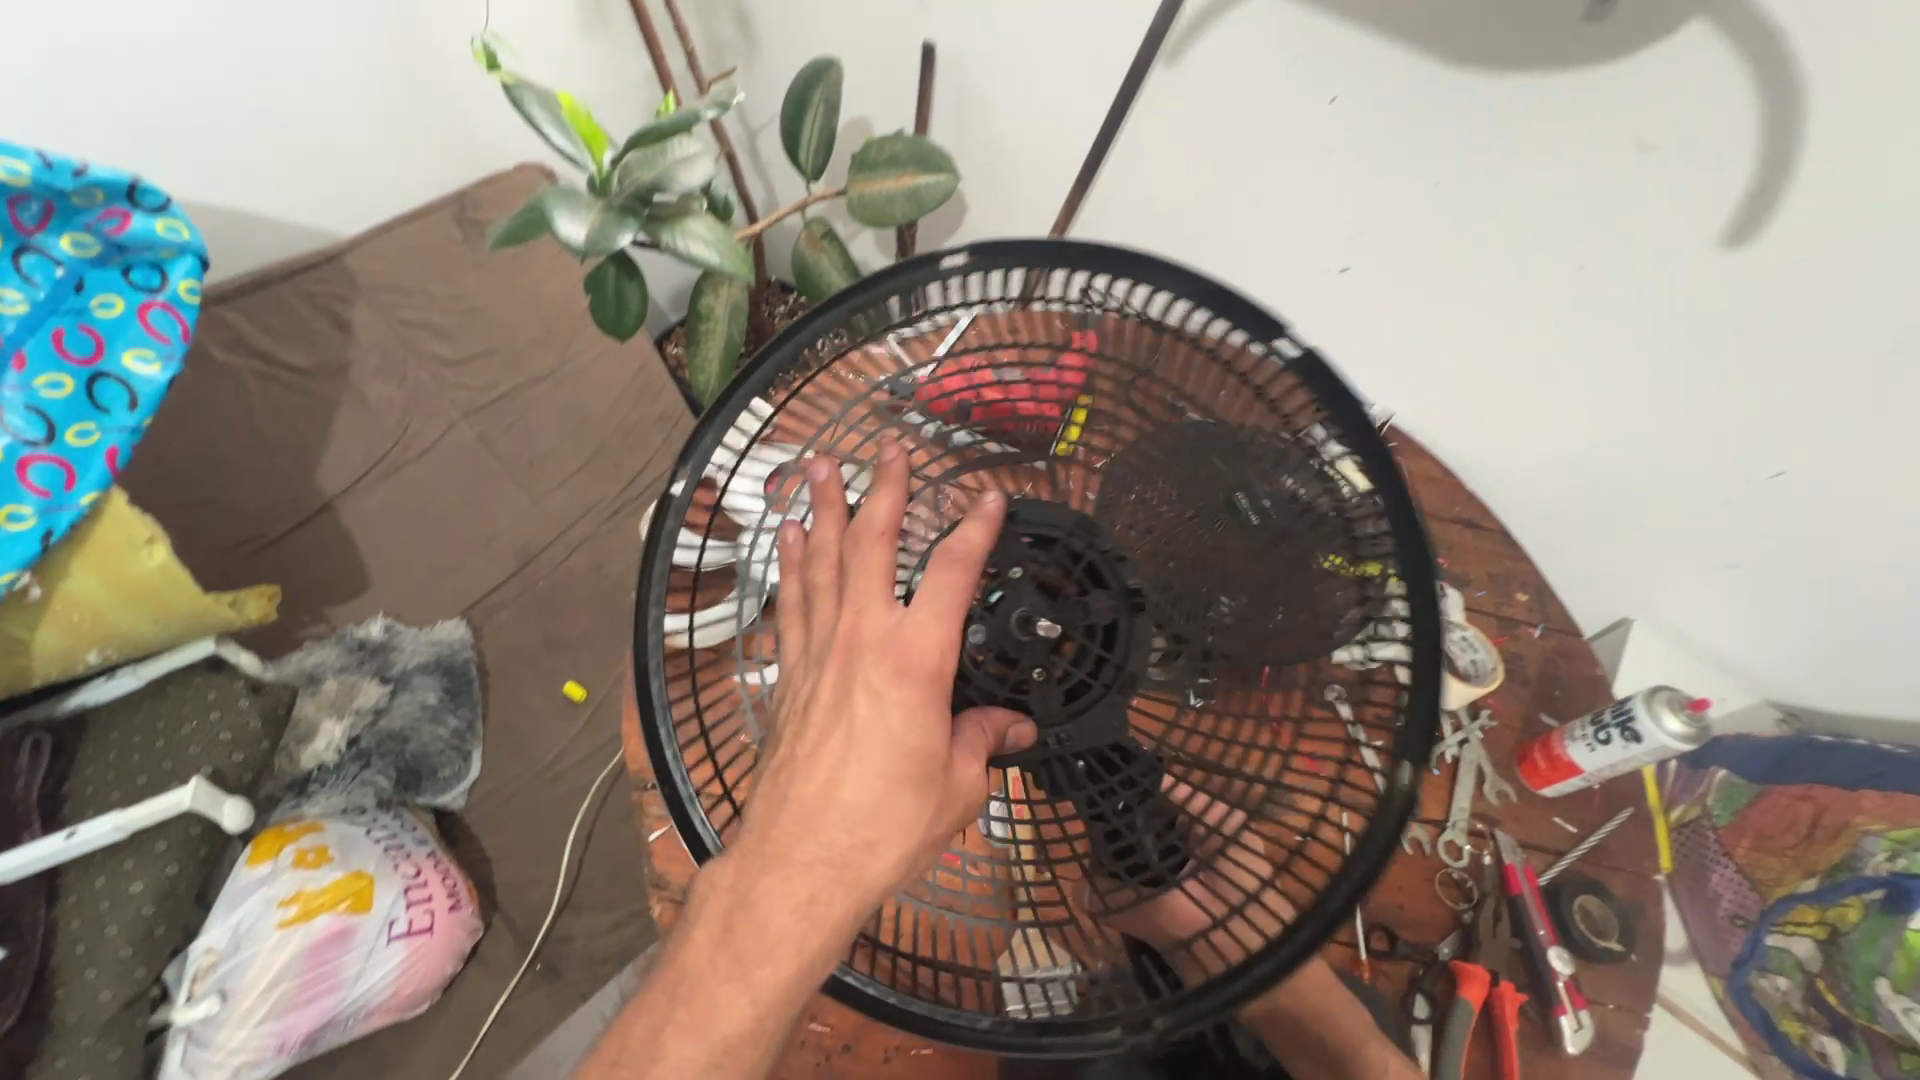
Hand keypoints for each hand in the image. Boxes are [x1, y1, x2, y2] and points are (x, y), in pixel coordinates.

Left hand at [730, 439, 1038, 918]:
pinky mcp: (792, 673)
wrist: (802, 860)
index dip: (976, 528)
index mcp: (918, 660)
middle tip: (886, 450)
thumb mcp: (958, 787)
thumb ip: (984, 741)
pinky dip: (793, 565)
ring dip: (826, 510)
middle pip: (873, 544)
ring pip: (823, 562)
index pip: (955, 574)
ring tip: (822, 467)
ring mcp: (821, 650)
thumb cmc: (886, 826)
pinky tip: (791, 537)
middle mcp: (865, 638)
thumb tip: (1014, 726)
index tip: (991, 496)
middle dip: (883, 491)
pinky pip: (793, 602)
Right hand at [1084, 779, 1295, 986]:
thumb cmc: (1240, 946)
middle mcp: (1213, 830)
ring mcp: (1210, 859)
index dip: (1119, 793)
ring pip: (1152, 848)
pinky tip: (1119, 901)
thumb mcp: (1174, 920)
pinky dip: (1141, 885)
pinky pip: (1161, 873)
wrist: (1287, 1005)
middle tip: (1084, 857)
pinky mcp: (1204, 887)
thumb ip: (1121, 900)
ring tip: (1097, 882)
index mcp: (1216, 820)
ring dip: (1127, 867)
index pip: (1157, 786)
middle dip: (1118, 838)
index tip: (1081, 809)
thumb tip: (1076, 890)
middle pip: (1150, 817)